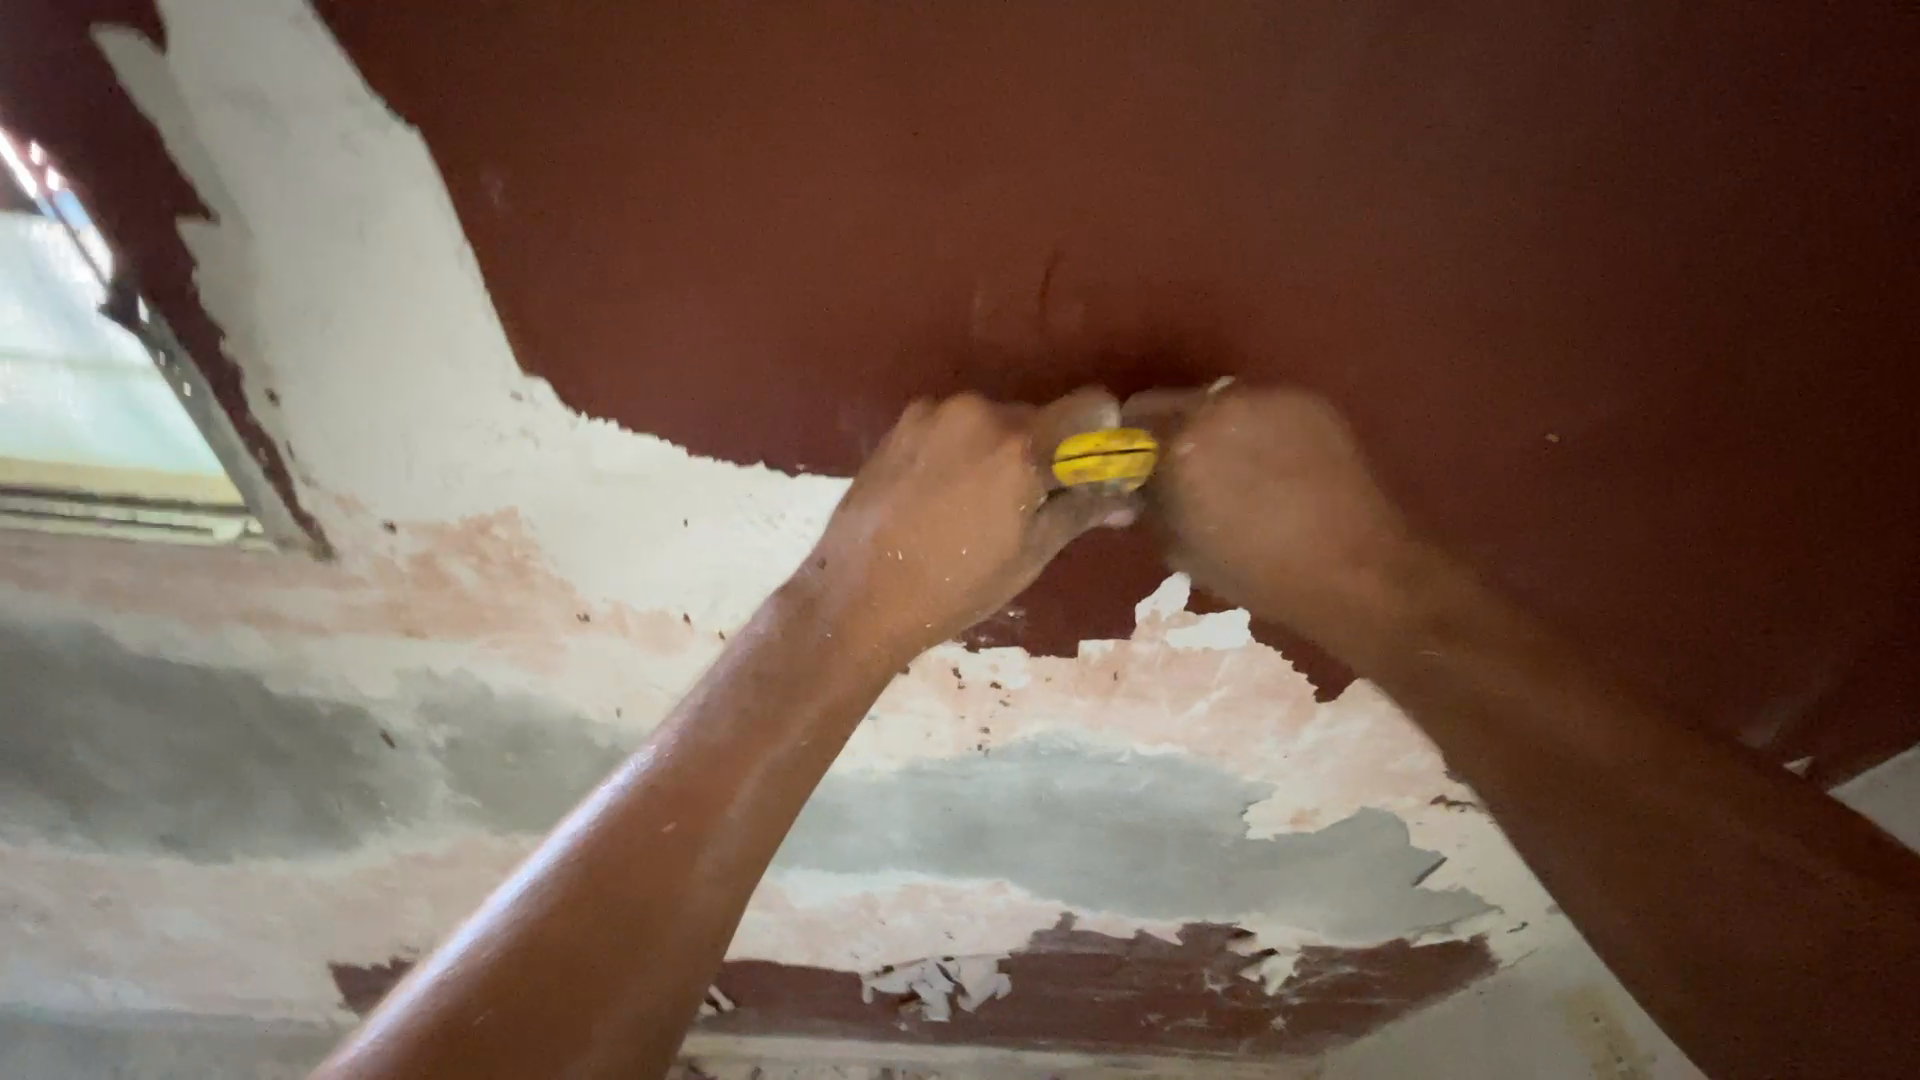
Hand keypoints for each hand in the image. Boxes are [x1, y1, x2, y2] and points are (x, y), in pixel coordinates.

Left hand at [800, 389, 1135, 661]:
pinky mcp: (901, 423)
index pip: (1091, 406)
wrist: (859, 595)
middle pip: (1037, 417)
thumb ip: (1081, 511)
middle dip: (1041, 453)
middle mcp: (980, 412)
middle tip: (1021, 504)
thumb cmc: (956, 587)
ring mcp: (934, 414)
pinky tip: (935, 494)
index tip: (1086, 470)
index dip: (1099, 436)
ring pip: (991, 421)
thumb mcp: (1030, 555)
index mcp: (1021, 445)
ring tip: (969, 504)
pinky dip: (957, 449)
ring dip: (996, 451)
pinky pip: (951, 426)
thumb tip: (1127, 496)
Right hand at [1126, 385, 1418, 649]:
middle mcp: (1217, 406)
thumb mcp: (1180, 550)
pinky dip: (1251, 427)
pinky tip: (1270, 462)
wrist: (1355, 570)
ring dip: (1207, 427)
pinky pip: (1258, 405)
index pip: (1126, 422)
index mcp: (1179, 446)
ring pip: (1213, 401)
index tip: (1132, 470)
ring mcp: (1266, 397)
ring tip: (1229, 466)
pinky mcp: (1305, 399)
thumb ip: (1149, 508)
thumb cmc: (1257, 573)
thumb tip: (1135, 490)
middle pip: (1166, 402)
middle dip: (1163, 432)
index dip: (1124, 448)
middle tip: (1176, 469)